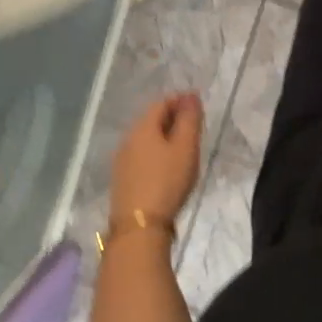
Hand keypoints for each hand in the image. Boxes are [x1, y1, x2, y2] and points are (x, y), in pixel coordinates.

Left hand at [109, 94, 202, 224]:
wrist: (139, 225)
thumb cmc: (167, 180)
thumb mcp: (186, 147)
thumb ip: (189, 119)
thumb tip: (191, 95)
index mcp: (143, 128)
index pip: (162, 103)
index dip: (181, 100)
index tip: (199, 106)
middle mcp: (128, 140)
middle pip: (151, 120)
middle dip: (173, 117)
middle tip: (195, 126)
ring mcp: (122, 161)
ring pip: (146, 139)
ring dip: (164, 136)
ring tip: (184, 147)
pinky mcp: (122, 179)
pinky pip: (141, 155)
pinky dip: (156, 152)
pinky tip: (168, 166)